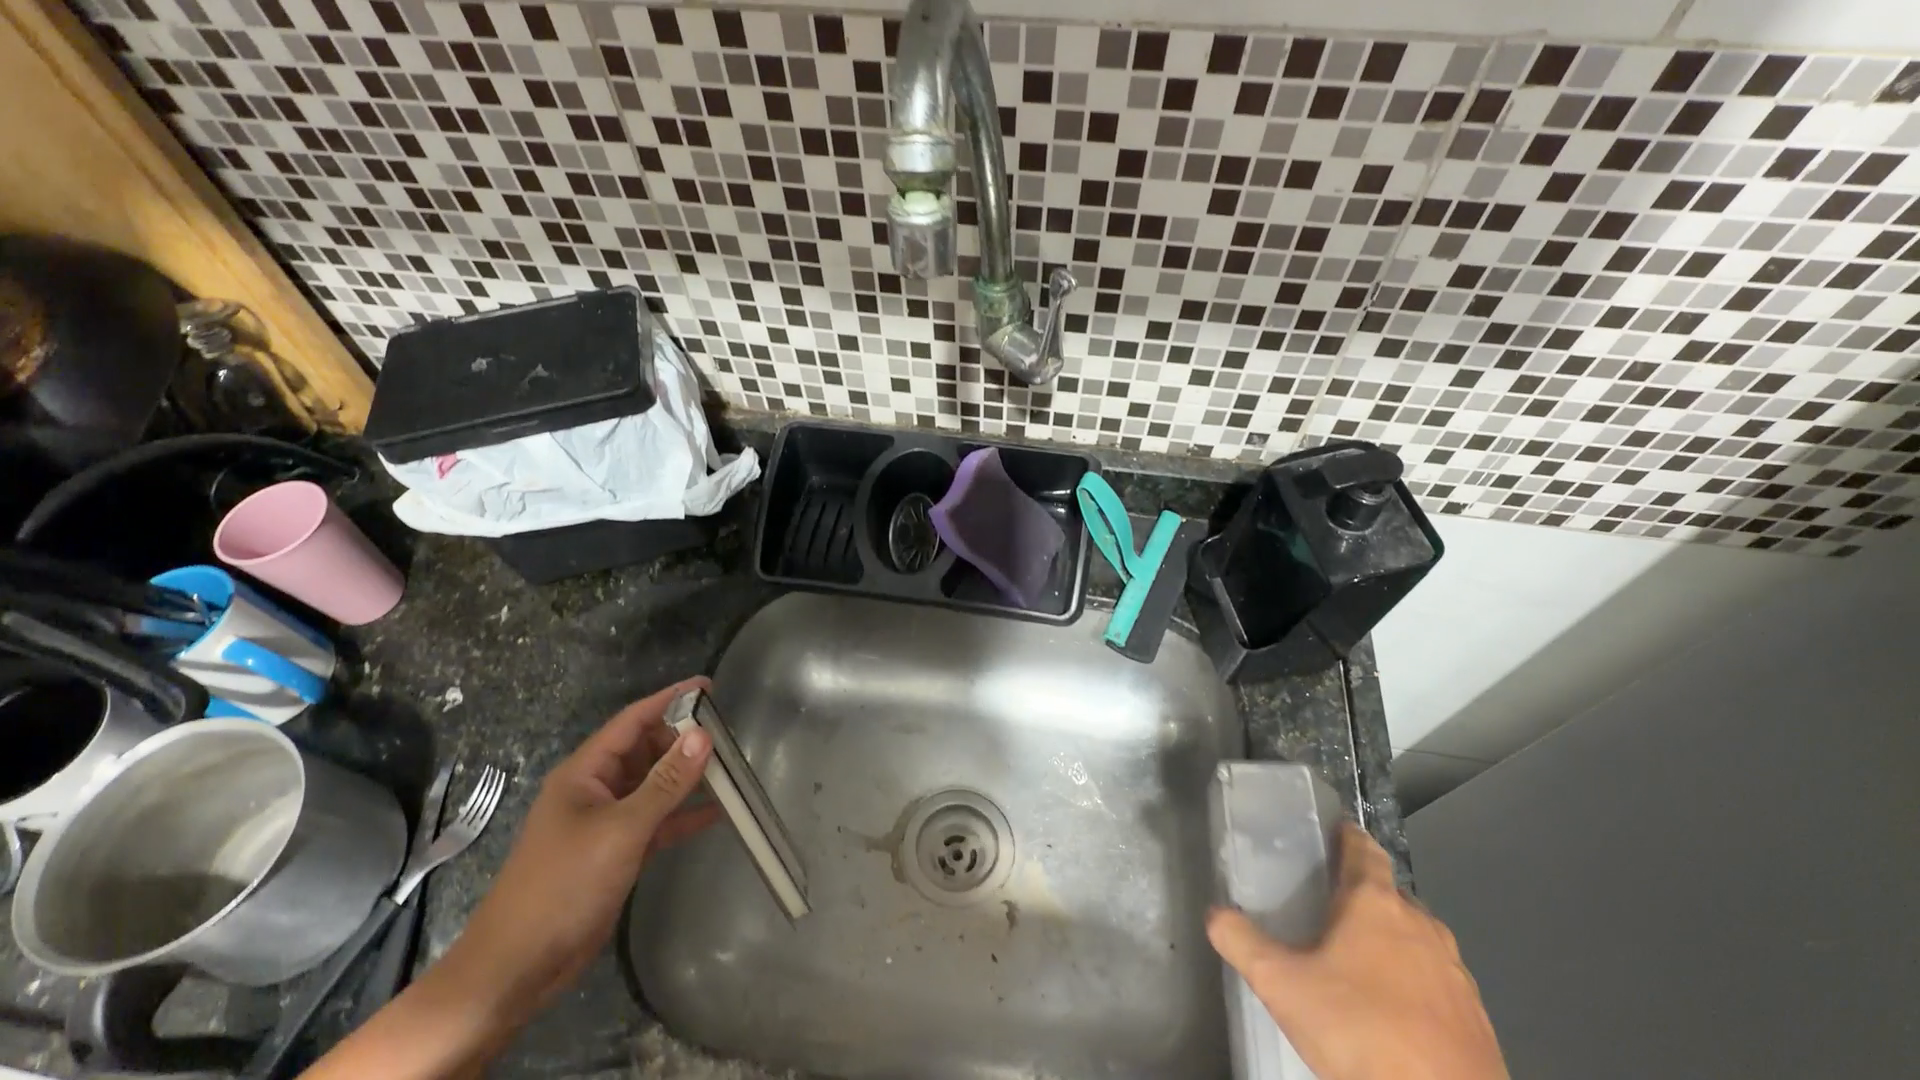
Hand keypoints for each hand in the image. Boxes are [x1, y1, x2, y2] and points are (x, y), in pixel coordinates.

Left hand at [446, 678, 717, 1019]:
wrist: (519, 963)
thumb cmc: (564, 885)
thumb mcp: (621, 830)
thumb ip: (665, 783)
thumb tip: (703, 735)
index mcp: (584, 773)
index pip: (632, 721)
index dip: (670, 700)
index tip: (709, 686)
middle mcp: (594, 790)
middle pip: (644, 751)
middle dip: (683, 739)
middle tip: (729, 732)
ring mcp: (604, 823)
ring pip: (653, 787)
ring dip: (687, 777)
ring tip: (731, 766)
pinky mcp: (614, 854)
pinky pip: (656, 822)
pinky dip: (683, 816)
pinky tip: (717, 814)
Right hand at [1207, 823, 1507, 1079]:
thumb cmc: (1358, 1028)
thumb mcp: (1279, 984)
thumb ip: (1241, 941)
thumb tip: (1216, 913)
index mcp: (1375, 904)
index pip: (1363, 850)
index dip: (1347, 835)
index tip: (1333, 830)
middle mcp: (1420, 923)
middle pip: (1388, 893)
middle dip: (1361, 894)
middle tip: (1327, 906)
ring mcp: (1453, 967)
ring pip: (1415, 936)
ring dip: (1388, 938)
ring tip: (1355, 960)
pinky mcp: (1472, 1010)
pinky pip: (1434, 977)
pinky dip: (1412, 979)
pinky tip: (1391, 1007)